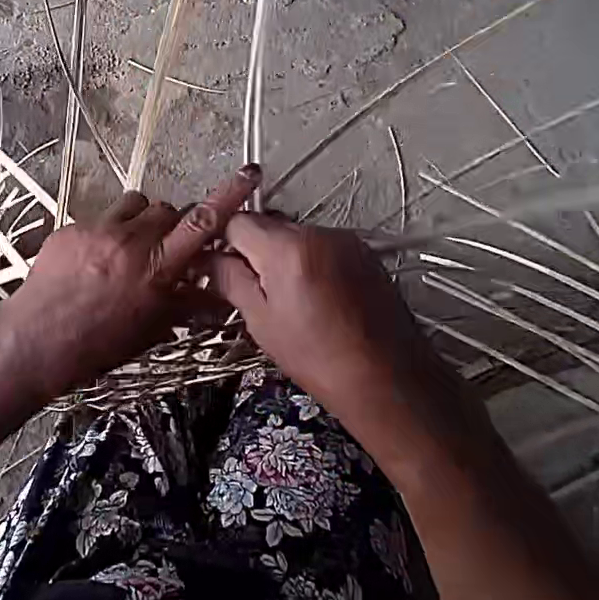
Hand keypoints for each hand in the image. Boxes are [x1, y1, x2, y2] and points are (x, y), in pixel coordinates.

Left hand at [0, 165, 262, 394]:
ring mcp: (98, 231)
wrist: (34, 343)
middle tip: (162, 249)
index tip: (247, 173)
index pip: (202, 224)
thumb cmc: (97, 346)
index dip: (229, 196)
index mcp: (156, 270)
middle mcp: (130, 242)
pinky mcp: (71, 228)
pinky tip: (91, 261)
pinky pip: (99, 218)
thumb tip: (219, 300)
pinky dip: (105, 234)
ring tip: (127, 247)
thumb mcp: (149, 330)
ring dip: (139, 220)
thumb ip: (185, 306)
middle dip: (171, 224)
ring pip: (134, 205)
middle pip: (167, 209)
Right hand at [203, 214, 451, 439]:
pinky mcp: (364, 252)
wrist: (387, 379)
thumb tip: (210, 259)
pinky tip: (315, 298)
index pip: (238, 220)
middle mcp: (318, 234)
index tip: (217, 261)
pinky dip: (310, 261)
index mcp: (287, 249)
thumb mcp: (262, 322)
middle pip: (268, 224)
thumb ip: (232, 280)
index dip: (222, 241)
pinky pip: (322, 245)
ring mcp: (345, 240)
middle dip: (253, 249)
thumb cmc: (323, 359)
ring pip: (296, 235)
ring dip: (282, 255)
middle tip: (251, 287)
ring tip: (289, 299)